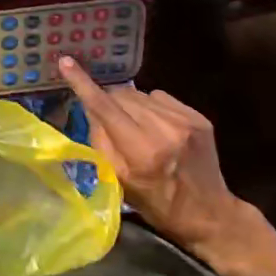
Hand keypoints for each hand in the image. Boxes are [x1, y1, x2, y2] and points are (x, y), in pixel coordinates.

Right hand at [58, 55, 252, 255]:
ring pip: (139, 94)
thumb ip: (101, 141)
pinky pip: (159, 96)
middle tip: (111, 123)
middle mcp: (164, 129)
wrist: (209, 214)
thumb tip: (91, 109)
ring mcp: (184, 120)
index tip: (65, 62)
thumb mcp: (119, 180)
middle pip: (120, 96)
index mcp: (142, 151)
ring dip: (130, 105)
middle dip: (109, 103)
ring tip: (136, 128)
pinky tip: (156, 127)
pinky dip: (150, 106)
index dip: (82, 83)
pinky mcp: (197, 116)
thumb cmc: (157, 203)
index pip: (104, 107)